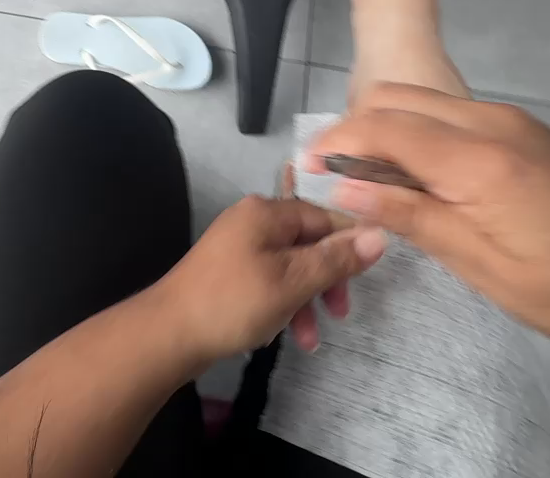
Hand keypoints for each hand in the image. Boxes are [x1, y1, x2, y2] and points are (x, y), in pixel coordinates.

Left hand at [146, 195, 386, 368]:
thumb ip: (335, 259)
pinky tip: (287, 334)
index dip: (349, 244)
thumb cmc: (234, 301)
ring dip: (307, 298)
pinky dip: (285, 303)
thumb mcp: (292, 282)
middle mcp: (252, 219)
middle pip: (308, 241)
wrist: (170, 331)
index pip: (323, 216)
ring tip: (310, 338)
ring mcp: (239, 244)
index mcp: (266, 212)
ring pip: (291, 265)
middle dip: (327, 278)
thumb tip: (379, 234)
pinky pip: (271, 279)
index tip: (369, 278)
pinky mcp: (230, 269)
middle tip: (340, 313)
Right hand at [308, 83, 549, 367]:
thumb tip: (344, 184)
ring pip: (424, 102)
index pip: (382, 125)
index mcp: (479, 157)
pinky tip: (428, 181)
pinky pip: (454, 116)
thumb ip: (412, 216)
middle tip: (340, 180)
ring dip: (388, 130)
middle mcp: (492, 121)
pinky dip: (422, 135)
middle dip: (355, 129)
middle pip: (396, 98)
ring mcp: (513, 121)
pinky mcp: (529, 131)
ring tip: (379, 184)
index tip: (306, 169)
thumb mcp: (488, 268)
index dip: (335, 141)